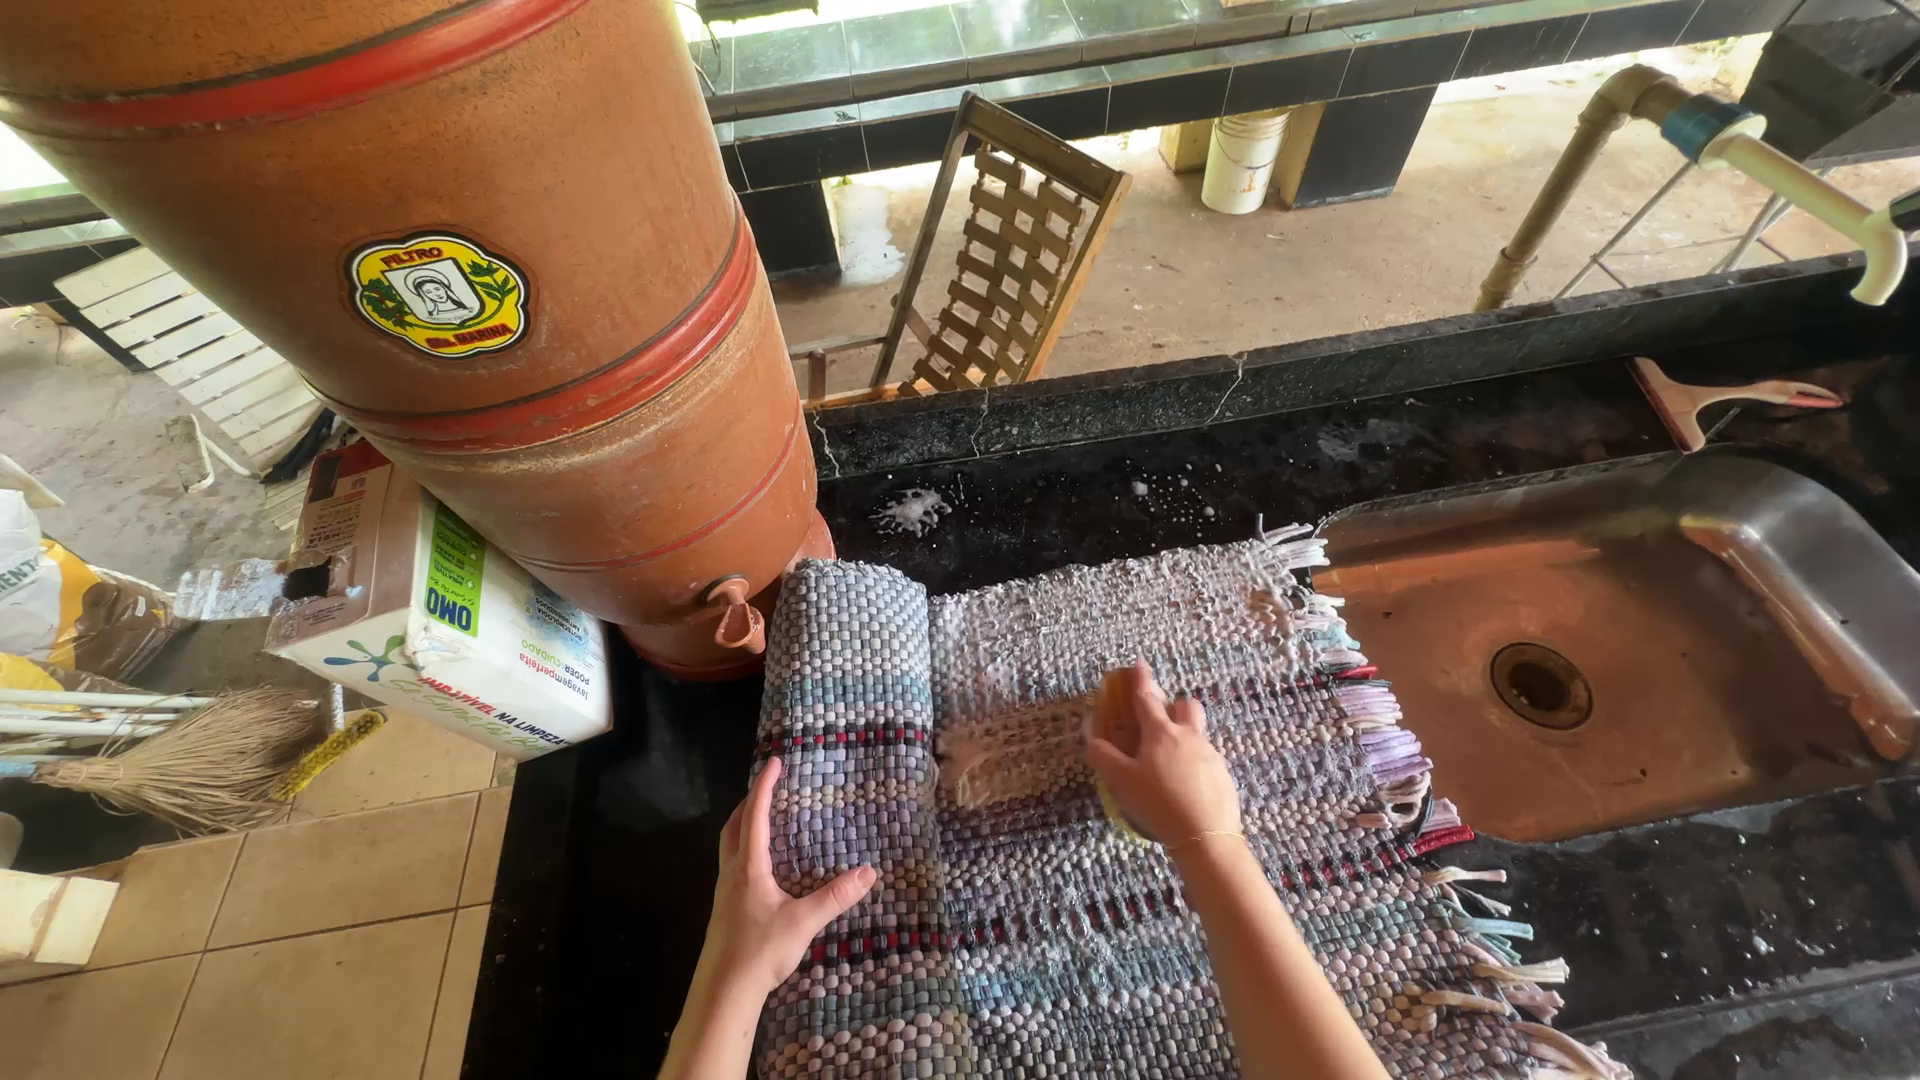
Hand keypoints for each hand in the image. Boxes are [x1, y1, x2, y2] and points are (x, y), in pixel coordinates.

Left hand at [695, 756, 876, 1000]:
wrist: (722, 995)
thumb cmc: (758, 951)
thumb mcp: (803, 922)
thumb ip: (835, 897)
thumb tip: (869, 872)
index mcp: (748, 867)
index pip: (754, 815)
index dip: (763, 786)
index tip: (773, 762)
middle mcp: (732, 874)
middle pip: (733, 827)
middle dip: (748, 803)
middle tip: (765, 788)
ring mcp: (724, 895)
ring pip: (729, 848)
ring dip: (743, 827)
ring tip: (762, 821)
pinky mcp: (724, 913)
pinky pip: (733, 867)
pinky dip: (744, 851)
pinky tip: (761, 868)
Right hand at [1086, 661, 1241, 846]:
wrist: (1205, 836)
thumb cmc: (1158, 802)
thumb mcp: (1120, 781)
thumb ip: (1103, 756)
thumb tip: (1093, 740)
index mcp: (1161, 733)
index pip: (1147, 698)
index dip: (1141, 680)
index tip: (1139, 662)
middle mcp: (1189, 737)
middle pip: (1186, 706)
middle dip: (1175, 705)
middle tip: (1163, 719)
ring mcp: (1211, 755)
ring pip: (1199, 733)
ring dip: (1186, 736)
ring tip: (1172, 761)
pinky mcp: (1224, 776)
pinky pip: (1209, 760)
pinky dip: (1196, 765)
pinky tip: (1187, 787)